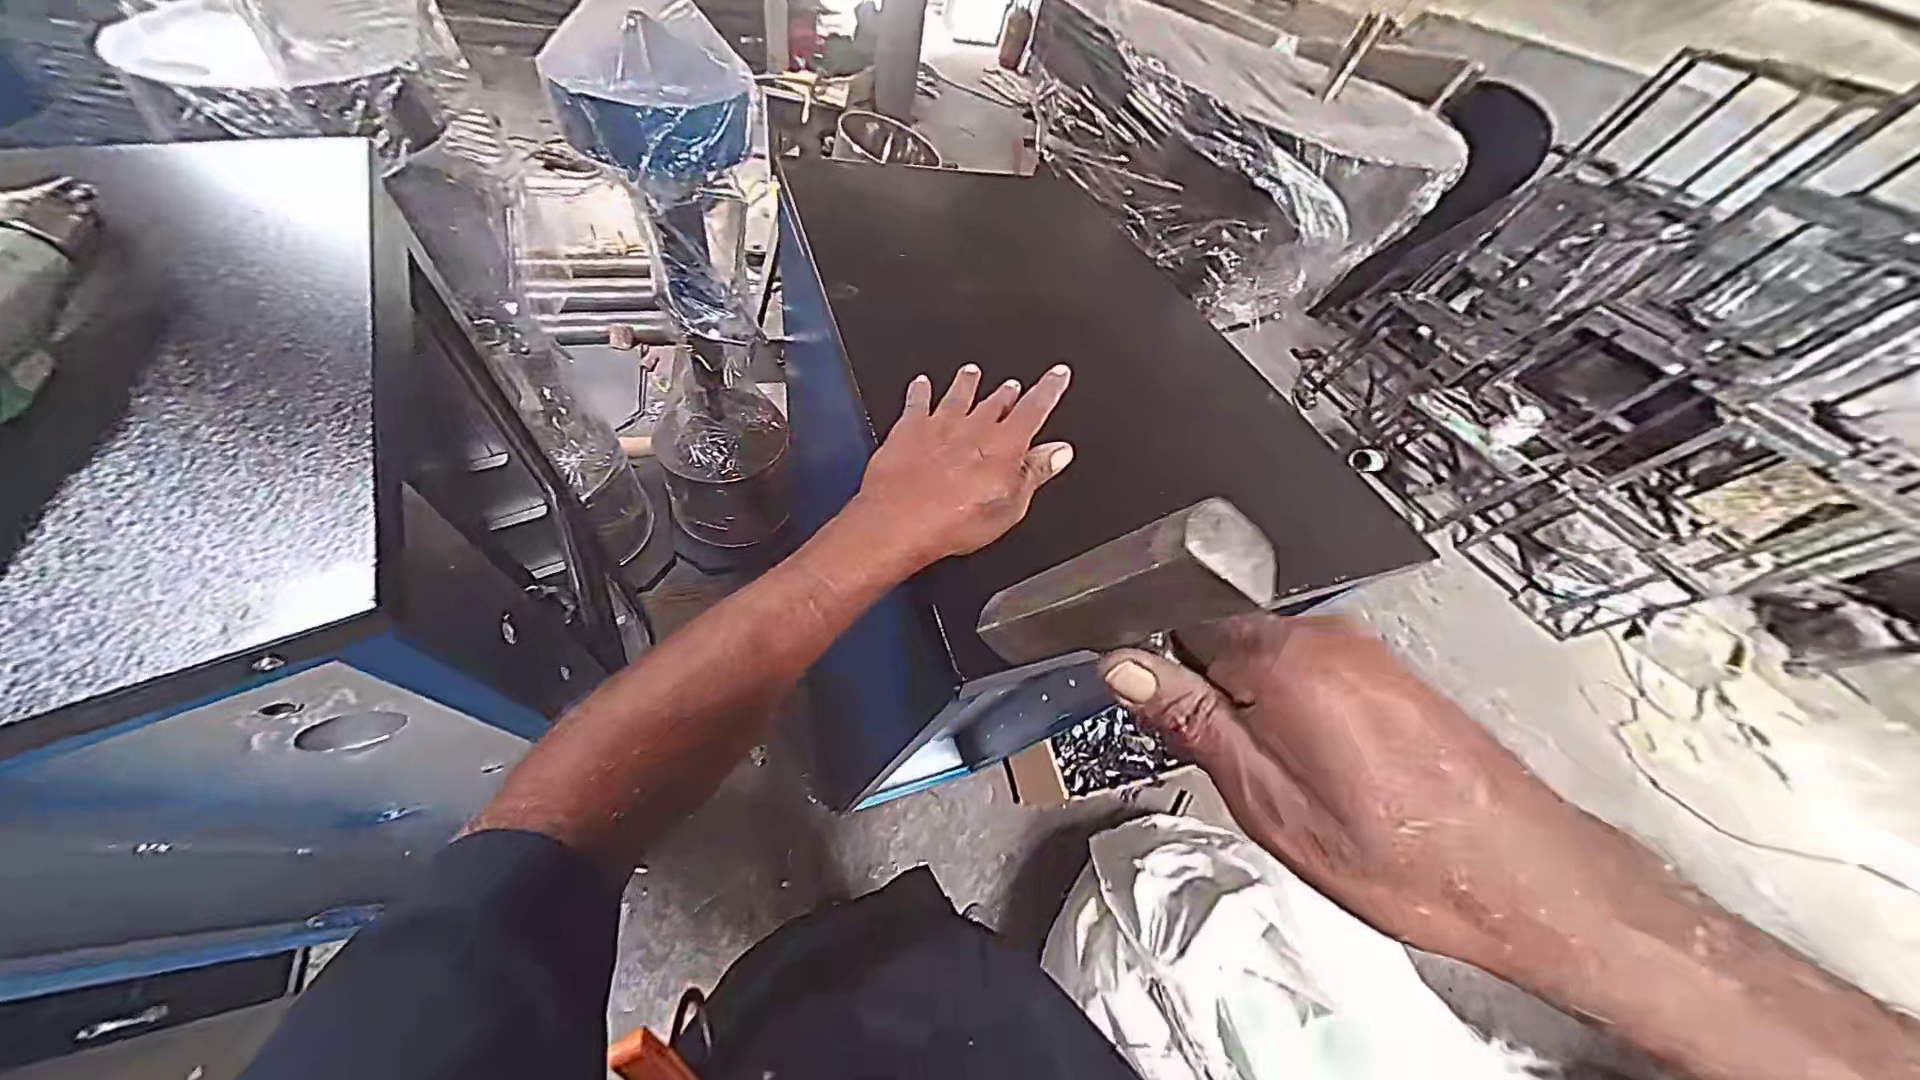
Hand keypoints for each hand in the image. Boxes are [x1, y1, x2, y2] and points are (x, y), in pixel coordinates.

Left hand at [849, 363, 1074, 569]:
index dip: (1049, 389)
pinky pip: (917, 402)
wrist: (899, 520)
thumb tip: (1059, 452)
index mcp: (1003, 445)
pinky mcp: (908, 430)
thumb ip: (1035, 474)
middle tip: (1012, 385)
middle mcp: (972, 427)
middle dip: (1006, 393)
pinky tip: (920, 384)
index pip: (1035, 408)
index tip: (1058, 374)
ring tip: (971, 373)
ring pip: (957, 396)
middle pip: (995, 402)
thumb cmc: (952, 521)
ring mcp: (938, 426)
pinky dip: (920, 391)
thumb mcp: (1010, 506)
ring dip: (966, 384)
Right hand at [1099, 615, 1604, 971]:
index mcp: (1282, 659)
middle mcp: (1323, 636)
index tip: (1170, 717)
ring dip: (1249, 701)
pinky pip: (1301, 664)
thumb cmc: (1405, 857)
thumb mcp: (1263, 798)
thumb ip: (1187, 718)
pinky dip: (1289, 703)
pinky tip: (1321, 758)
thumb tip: (1124, 668)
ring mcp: (1357, 646)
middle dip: (1207, 692)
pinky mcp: (1378, 664)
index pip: (1176, 628)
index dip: (1161, 674)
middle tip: (1235, 760)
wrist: (1530, 882)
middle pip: (1217, 639)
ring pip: (1258, 654)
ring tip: (1286, 767)